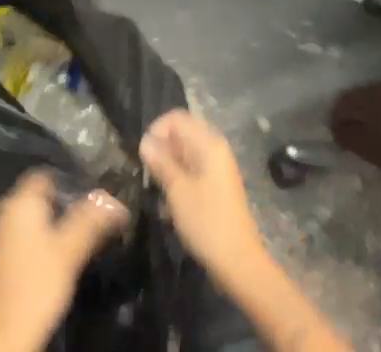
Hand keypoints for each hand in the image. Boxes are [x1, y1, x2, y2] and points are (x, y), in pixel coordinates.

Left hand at [0, 169, 126, 351]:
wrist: (5, 334)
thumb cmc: (38, 284)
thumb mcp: (70, 250)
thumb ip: (92, 221)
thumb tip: (116, 199)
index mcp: (19, 204)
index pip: (44, 174)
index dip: (69, 179)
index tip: (93, 190)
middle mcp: (4, 213)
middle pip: (38, 197)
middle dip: (65, 202)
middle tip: (93, 213)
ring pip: (31, 218)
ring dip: (53, 222)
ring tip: (81, 234)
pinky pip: (22, 236)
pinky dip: (40, 239)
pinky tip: (57, 255)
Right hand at [139, 111, 268, 285]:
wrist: (237, 262)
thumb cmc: (206, 221)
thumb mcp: (178, 190)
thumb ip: (161, 162)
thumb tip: (145, 141)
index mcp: (209, 144)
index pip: (177, 118)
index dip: (157, 130)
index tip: (143, 154)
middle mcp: (215, 151)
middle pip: (181, 136)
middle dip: (161, 151)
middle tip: (147, 174)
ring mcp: (216, 171)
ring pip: (184, 157)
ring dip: (167, 170)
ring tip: (156, 193)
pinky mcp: (215, 189)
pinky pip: (191, 175)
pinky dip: (177, 185)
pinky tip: (167, 209)